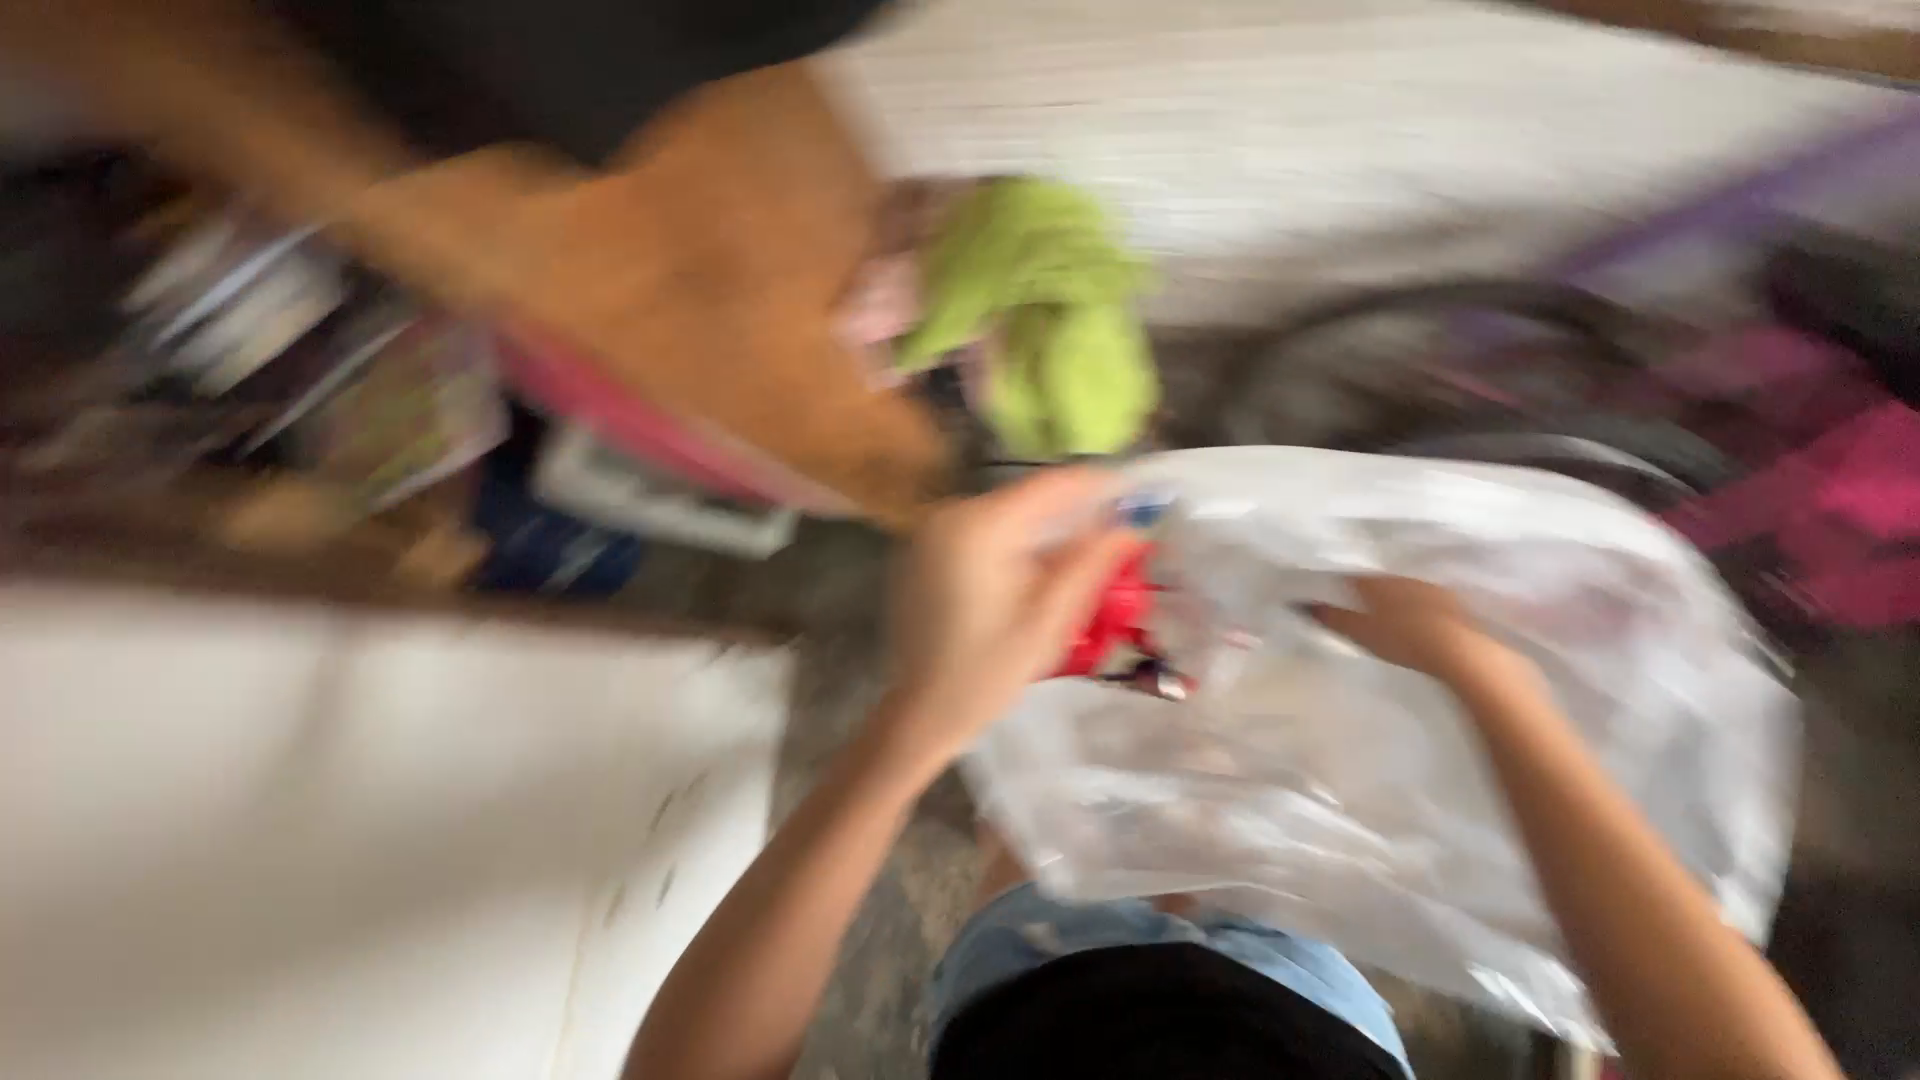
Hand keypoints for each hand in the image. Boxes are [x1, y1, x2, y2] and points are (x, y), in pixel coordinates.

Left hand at [871, 468, 1145, 771]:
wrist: (919, 713)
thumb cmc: (986, 674)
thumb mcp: (1048, 622)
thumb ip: (1090, 565)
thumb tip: (1130, 526)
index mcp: (979, 527)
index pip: (1050, 486)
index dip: (1096, 487)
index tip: (1133, 496)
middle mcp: (948, 515)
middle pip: (1026, 502)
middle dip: (1069, 518)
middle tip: (1110, 544)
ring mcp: (927, 532)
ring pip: (1003, 517)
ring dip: (1040, 535)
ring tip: (1073, 567)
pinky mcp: (919, 552)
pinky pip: (977, 534)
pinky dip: (1008, 546)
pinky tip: (1027, 580)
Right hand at [1310, 576, 1511, 680]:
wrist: (1466, 652)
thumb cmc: (1404, 640)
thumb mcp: (1358, 632)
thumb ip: (1328, 617)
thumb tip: (1297, 602)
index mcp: (1375, 581)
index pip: (1347, 575)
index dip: (1336, 583)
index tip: (1328, 592)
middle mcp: (1403, 577)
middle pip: (1378, 579)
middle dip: (1368, 589)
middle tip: (1358, 604)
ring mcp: (1433, 588)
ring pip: (1406, 587)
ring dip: (1396, 598)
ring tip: (1389, 615)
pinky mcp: (1458, 603)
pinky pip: (1430, 599)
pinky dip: (1421, 607)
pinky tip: (1422, 622)